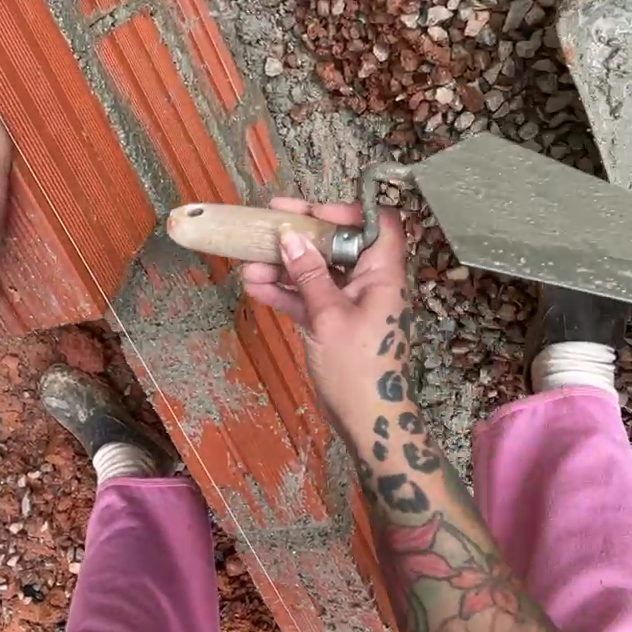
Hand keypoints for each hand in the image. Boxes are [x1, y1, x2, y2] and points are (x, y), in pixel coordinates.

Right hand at [239, 198, 411, 427]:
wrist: (366, 420)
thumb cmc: (358, 367)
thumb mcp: (329, 316)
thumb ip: (309, 274)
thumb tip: (290, 236)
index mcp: (382, 274)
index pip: (377, 225)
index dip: (348, 212)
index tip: (313, 211)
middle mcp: (368, 282)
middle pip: (336, 245)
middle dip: (301, 234)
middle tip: (268, 220)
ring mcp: (349, 303)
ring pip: (316, 272)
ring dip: (283, 267)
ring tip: (248, 265)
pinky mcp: (332, 322)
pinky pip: (308, 297)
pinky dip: (285, 292)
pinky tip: (255, 288)